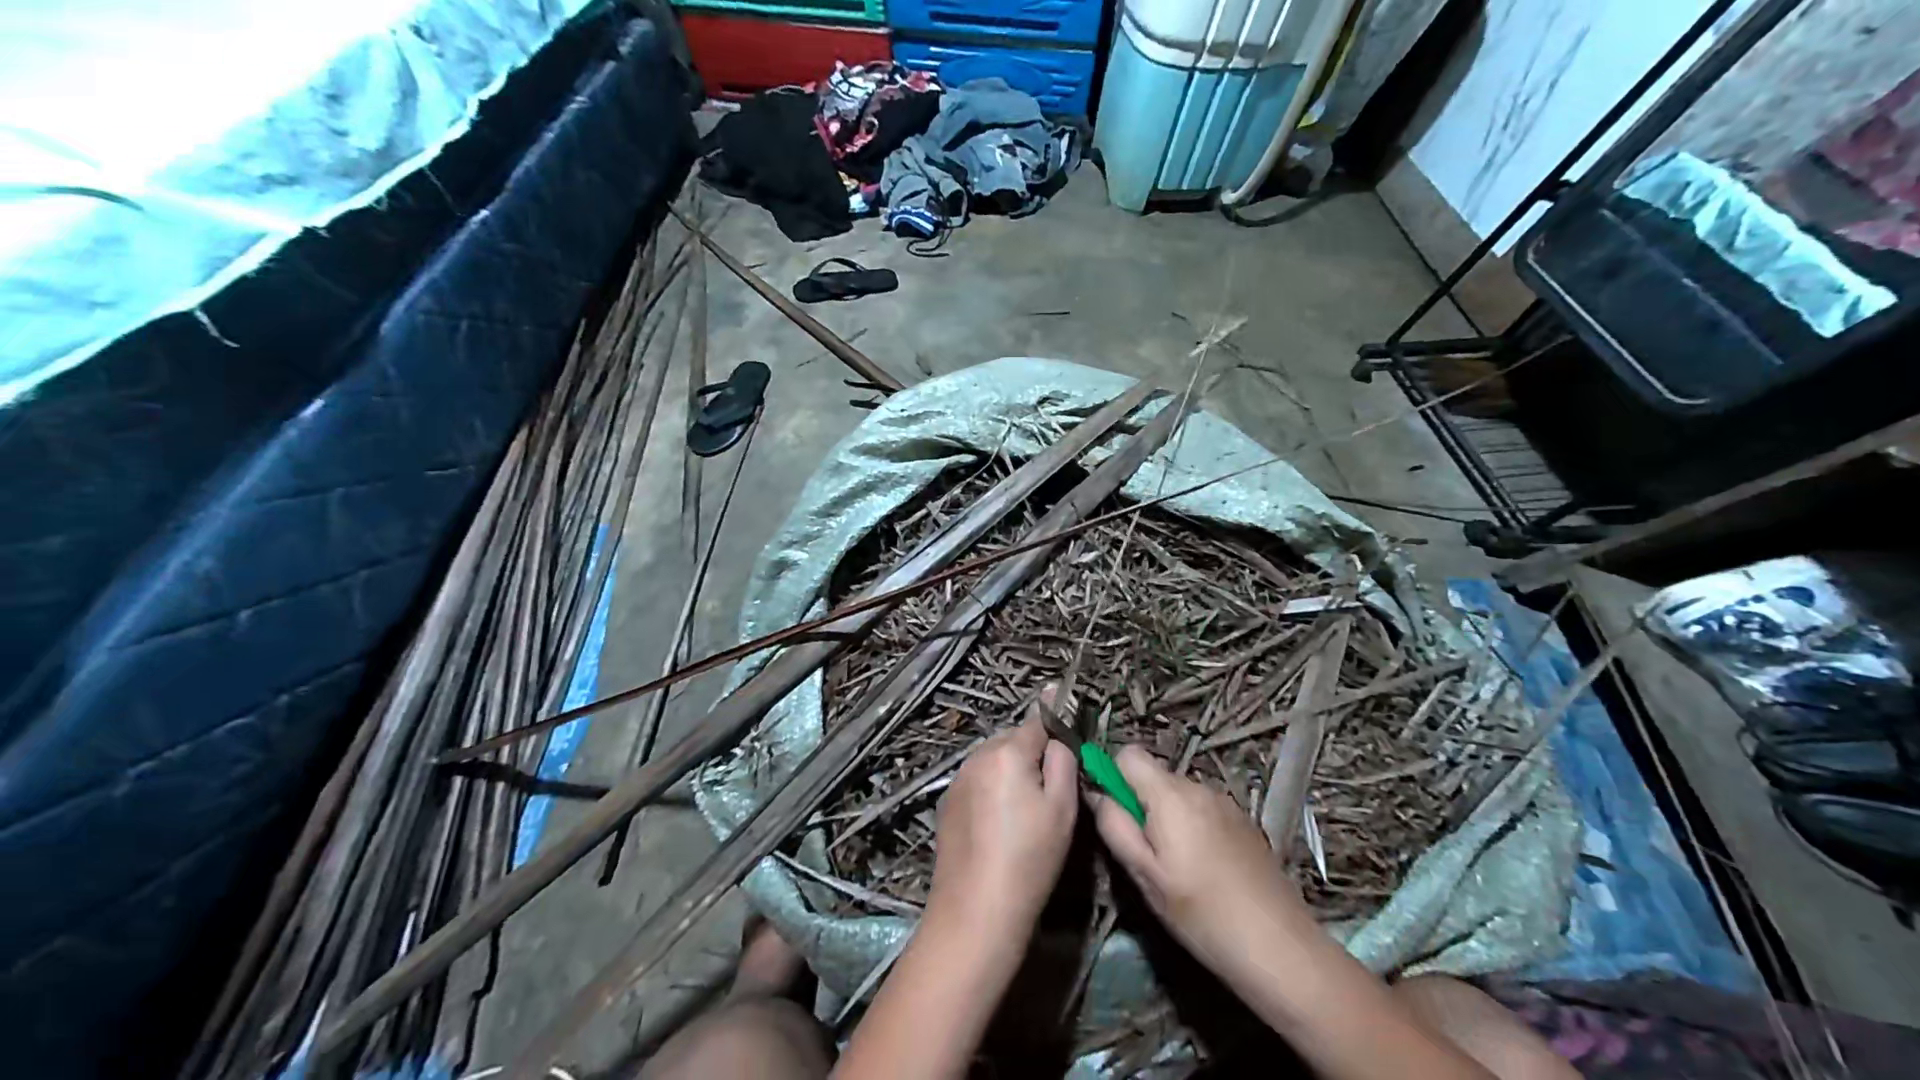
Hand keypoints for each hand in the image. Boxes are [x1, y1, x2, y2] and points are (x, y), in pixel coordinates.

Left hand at [927, 712, 1078, 934]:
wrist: (977, 908)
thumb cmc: (1030, 857)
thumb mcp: (1062, 808)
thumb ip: (1063, 760)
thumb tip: (1058, 736)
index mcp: (1007, 752)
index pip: (1038, 722)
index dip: (1056, 722)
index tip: (1069, 717)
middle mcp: (976, 756)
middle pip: (1013, 740)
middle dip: (1032, 751)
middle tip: (1053, 785)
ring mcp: (957, 779)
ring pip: (993, 760)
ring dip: (1010, 769)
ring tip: (1027, 806)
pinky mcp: (947, 803)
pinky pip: (977, 781)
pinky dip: (992, 788)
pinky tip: (1000, 821)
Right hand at [1090, 745, 1312, 985]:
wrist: (1279, 946)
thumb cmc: (1201, 913)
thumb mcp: (1144, 875)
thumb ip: (1114, 826)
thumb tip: (1096, 794)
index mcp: (1170, 794)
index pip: (1129, 754)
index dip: (1113, 775)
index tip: (1114, 813)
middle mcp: (1199, 787)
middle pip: (1154, 776)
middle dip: (1141, 803)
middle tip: (1145, 853)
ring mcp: (1226, 803)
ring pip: (1178, 794)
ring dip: (1167, 817)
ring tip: (1176, 866)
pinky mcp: (1244, 822)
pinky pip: (1202, 810)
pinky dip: (1192, 827)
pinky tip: (1205, 869)